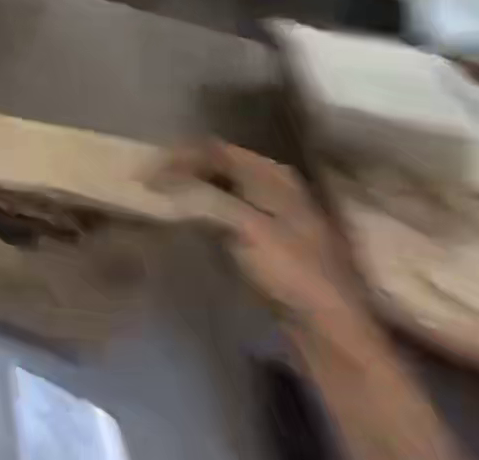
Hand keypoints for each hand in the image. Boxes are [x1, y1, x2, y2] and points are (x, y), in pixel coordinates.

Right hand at [153, 140, 363, 322]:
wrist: (329, 328)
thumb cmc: (291, 272)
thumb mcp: (245, 227)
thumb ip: (201, 196)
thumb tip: (158, 178)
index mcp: (273, 175)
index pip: (213, 149)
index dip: (178, 157)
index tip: (149, 173)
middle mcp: (274, 183)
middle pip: (216, 163)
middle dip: (181, 170)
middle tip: (151, 183)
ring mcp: (271, 207)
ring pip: (218, 183)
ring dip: (189, 186)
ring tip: (161, 196)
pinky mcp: (265, 231)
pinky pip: (223, 204)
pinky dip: (200, 204)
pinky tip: (185, 215)